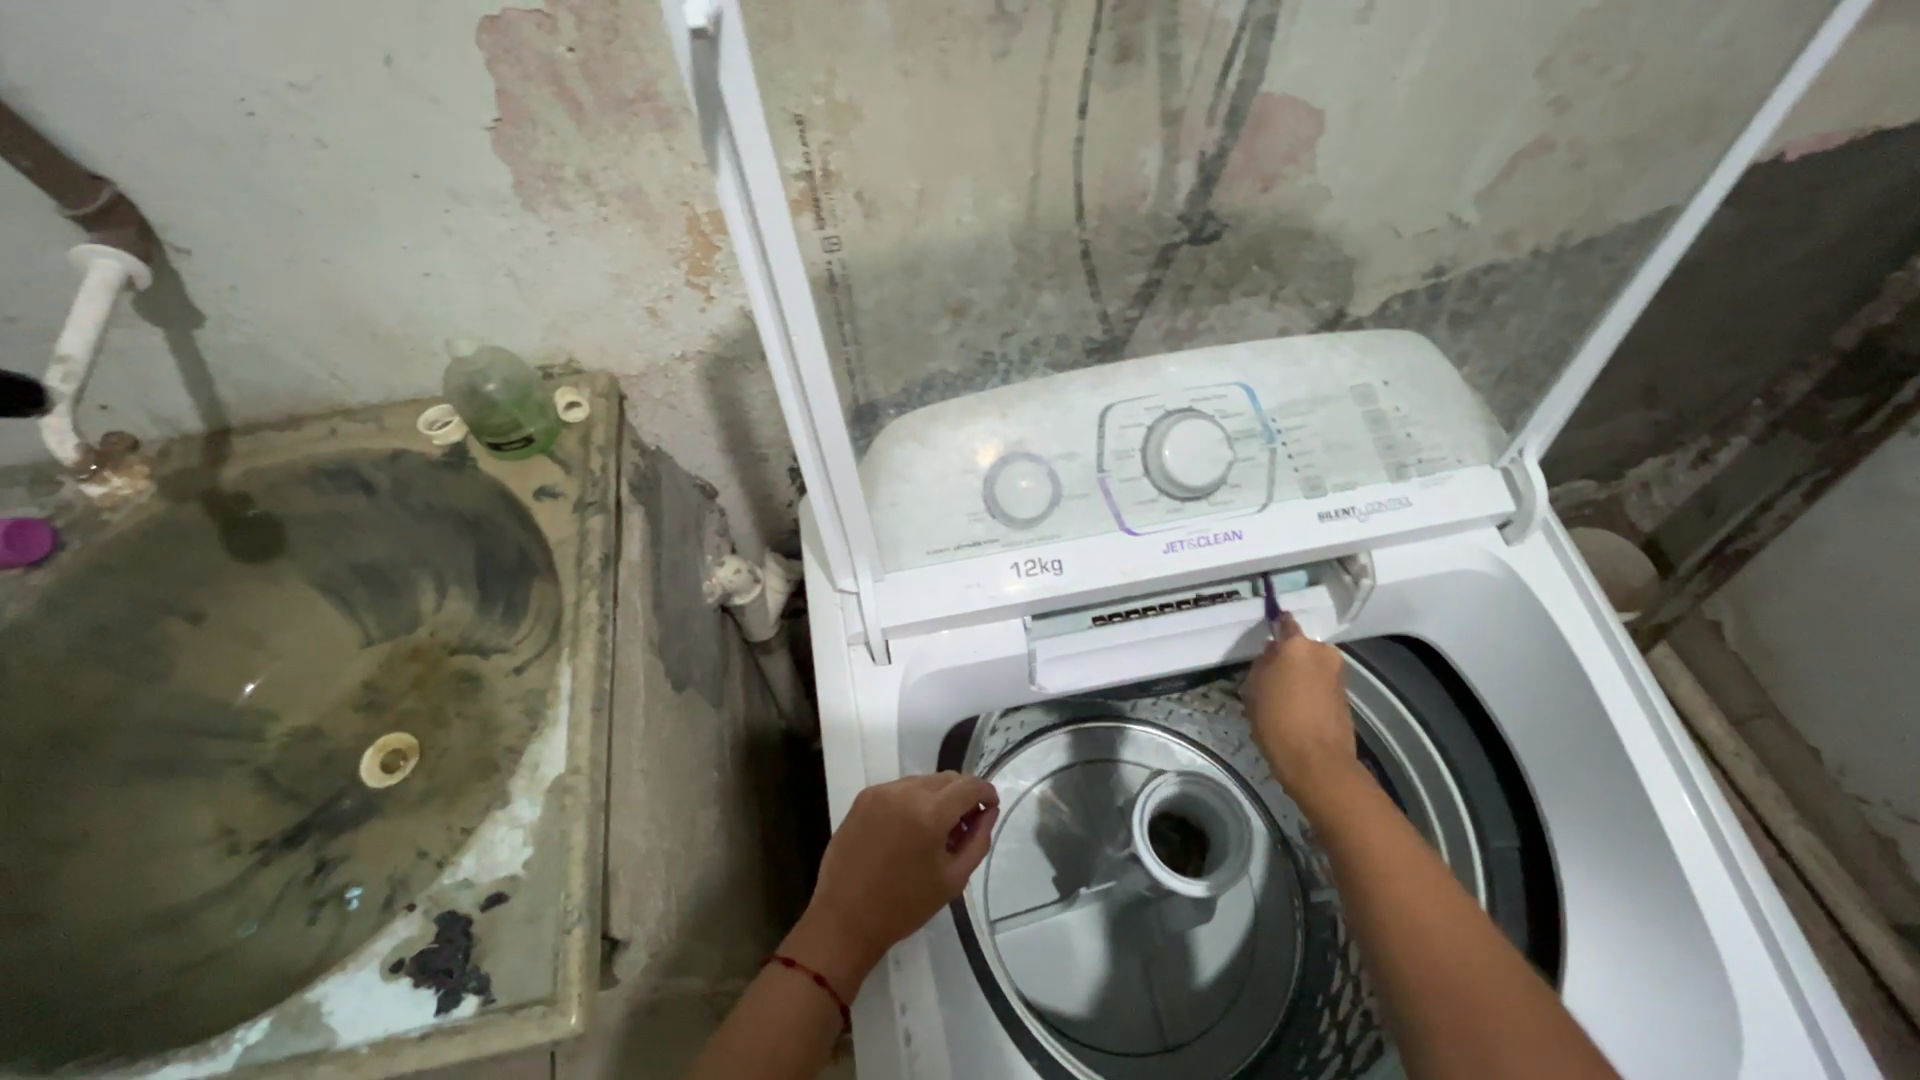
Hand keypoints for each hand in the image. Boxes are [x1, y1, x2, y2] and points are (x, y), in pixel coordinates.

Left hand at [781, 772, 1000, 995]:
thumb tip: (987, 812)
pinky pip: (899, 790)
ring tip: (934, 832)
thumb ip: (978, 840)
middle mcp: (904, 792)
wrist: (845, 919)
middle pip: (946, 779)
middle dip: (962, 796)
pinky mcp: (862, 798)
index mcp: (929, 813)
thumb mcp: (953, 878)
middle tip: (964, 827)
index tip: (990, 808)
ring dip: (937, 798)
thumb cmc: (904, 906)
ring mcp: (880, 792)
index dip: (986, 793)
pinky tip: (908, 831)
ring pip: (922, 782)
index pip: (969, 786)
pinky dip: (912, 801)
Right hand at [1244, 613, 1364, 816]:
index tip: (1267, 631)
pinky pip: (1321, 685)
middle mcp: (1323, 654)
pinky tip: (1296, 710)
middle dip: (1288, 657)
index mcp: (1298, 646)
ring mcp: (1338, 676)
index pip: (1286, 623)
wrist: (1317, 762)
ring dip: (1299, 675)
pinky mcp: (1345, 698)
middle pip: (1301, 648)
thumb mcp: (1254, 690)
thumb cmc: (1277, 721)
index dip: (1276, 626)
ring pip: (1312, 667)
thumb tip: (1272, 653)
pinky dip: (1310, 691)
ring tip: (1280, 696)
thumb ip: (1263, 665)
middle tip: (1269, 675)